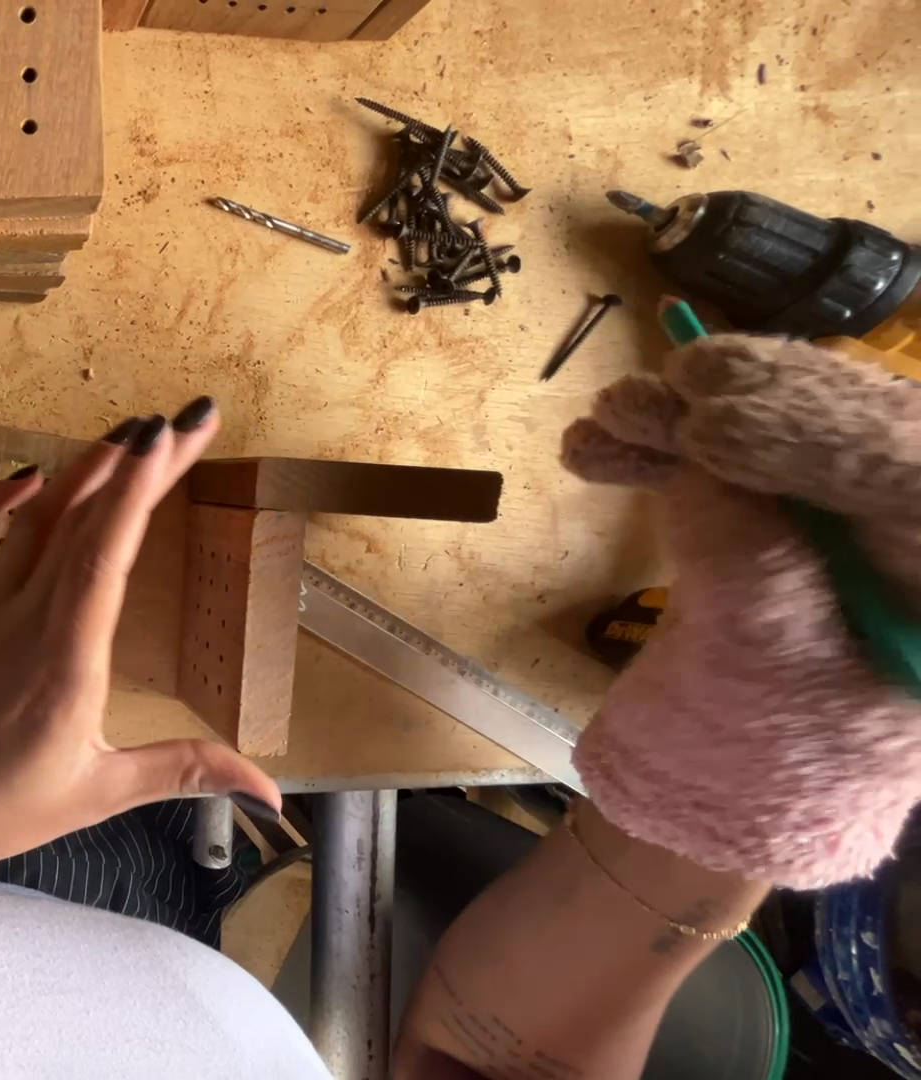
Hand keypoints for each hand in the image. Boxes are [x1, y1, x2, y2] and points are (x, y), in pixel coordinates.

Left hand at [0, 397, 280, 879]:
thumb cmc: (2, 808)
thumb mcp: (99, 793)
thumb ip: (183, 770)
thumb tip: (269, 789)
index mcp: (68, 658)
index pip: (106, 554)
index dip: (138, 488)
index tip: (171, 436)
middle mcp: (24, 618)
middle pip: (83, 522)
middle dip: (135, 463)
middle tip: (184, 420)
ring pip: (32, 521)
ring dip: (79, 471)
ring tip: (125, 434)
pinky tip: (26, 479)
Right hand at [562, 336, 920, 886]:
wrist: (705, 794)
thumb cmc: (751, 758)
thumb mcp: (754, 667)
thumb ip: (745, 561)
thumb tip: (700, 458)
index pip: (919, 481)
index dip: (831, 436)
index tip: (716, 419)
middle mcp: (918, 549)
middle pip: (863, 440)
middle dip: (757, 405)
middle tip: (666, 380)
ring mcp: (850, 537)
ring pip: (784, 445)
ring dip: (683, 423)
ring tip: (604, 418)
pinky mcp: (778, 535)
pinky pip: (727, 474)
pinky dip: (657, 457)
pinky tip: (597, 450)